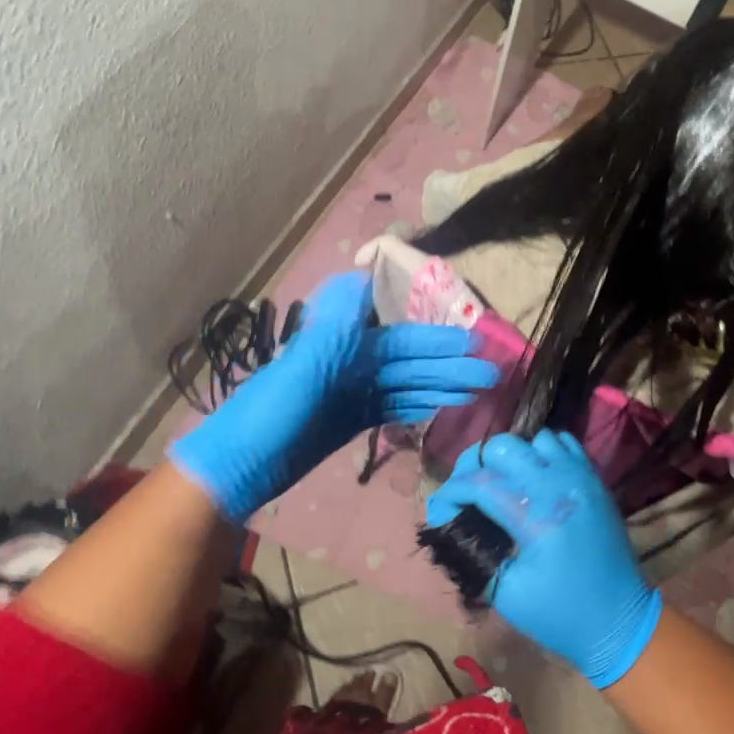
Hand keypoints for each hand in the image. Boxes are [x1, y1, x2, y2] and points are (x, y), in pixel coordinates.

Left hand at [171, 271, 498, 520]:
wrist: (240, 467)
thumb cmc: (272, 412)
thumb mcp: (304, 361)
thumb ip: (339, 319)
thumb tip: (368, 267)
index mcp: (343, 340)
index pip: (402, 331)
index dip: (438, 333)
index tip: (476, 335)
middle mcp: (352, 360)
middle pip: (411, 357)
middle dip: (451, 362)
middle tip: (494, 370)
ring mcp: (352, 391)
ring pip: (408, 382)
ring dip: (442, 384)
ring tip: (481, 390)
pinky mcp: (351, 419)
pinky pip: (394, 406)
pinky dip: (420, 405)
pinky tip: (445, 407)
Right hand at [426, 431, 661, 688]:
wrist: (619, 618)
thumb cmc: (559, 613)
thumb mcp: (507, 593)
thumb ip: (475, 553)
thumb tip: (451, 527)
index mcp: (538, 517)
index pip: (481, 483)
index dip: (451, 493)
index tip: (440, 512)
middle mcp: (560, 485)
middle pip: (505, 447)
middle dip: (478, 466)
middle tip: (469, 494)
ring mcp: (581, 477)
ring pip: (534, 439)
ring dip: (512, 457)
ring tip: (503, 485)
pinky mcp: (594, 478)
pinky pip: (564, 444)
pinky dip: (542, 453)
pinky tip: (534, 480)